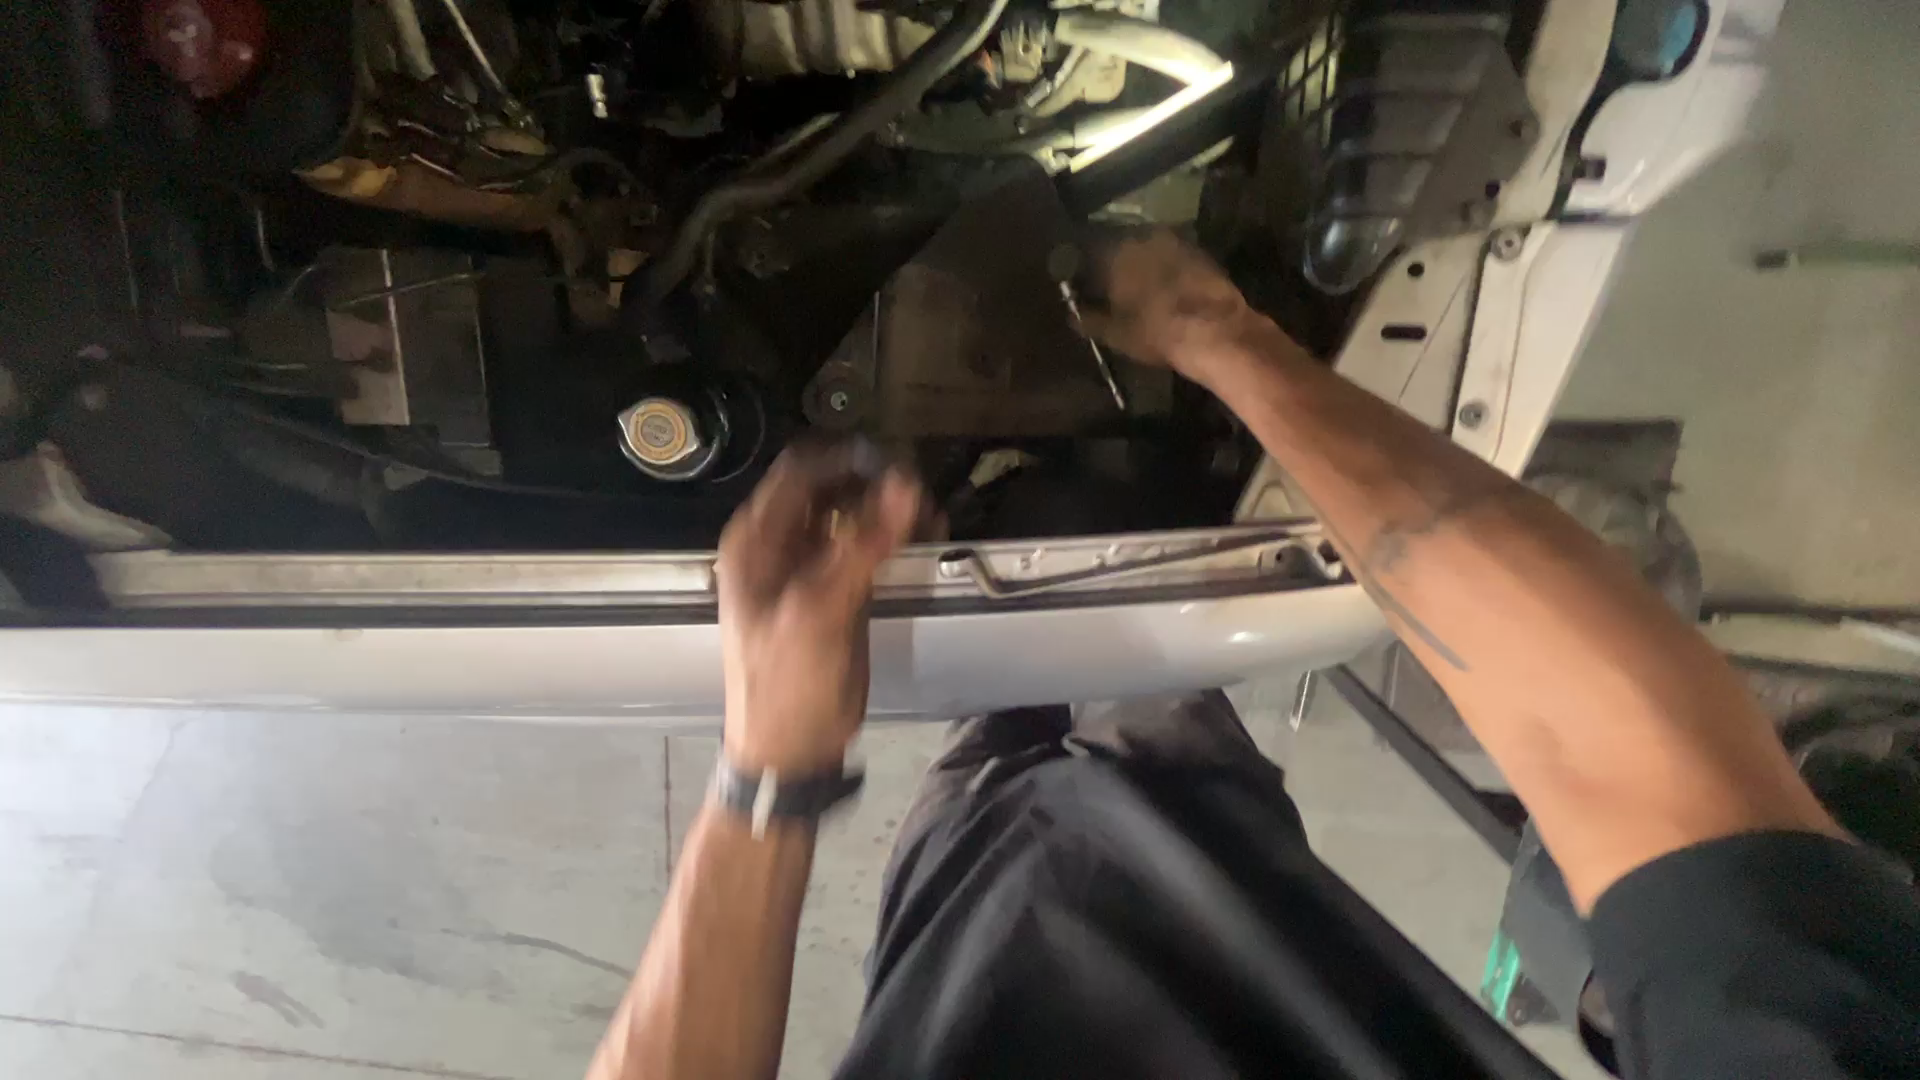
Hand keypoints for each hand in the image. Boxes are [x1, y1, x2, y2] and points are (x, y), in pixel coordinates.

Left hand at [716, 442, 922, 772]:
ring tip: (930, 516)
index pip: (801, 472)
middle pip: (830, 489)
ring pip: (852, 516)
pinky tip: (925, 536)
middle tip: (920, 494)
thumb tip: (905, 484)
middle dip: (875, 485)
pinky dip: (893, 538)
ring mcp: (811, 566)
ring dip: (889, 511)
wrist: (792, 748)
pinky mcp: (839, 589)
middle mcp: (780, 545)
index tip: (895, 462)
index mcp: (757, 541)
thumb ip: (862, 546)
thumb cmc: (789, 683)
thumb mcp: (819, 611)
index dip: (847, 460)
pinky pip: (866, 547)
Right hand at [1080, 229, 1263, 383]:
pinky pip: (1165, 253)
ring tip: (1129, 284)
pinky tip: (1157, 283)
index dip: (1076, 268)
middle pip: (1113, 243)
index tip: (1074, 283)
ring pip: (1141, 246)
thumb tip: (1072, 314)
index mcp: (1113, 253)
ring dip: (1133, 260)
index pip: (1083, 251)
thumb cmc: (1155, 332)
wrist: (1215, 331)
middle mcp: (1140, 237)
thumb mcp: (1114, 333)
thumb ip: (1088, 319)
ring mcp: (1171, 240)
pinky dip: (1157, 264)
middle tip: (1101, 283)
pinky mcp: (1195, 250)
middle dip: (1105, 261)